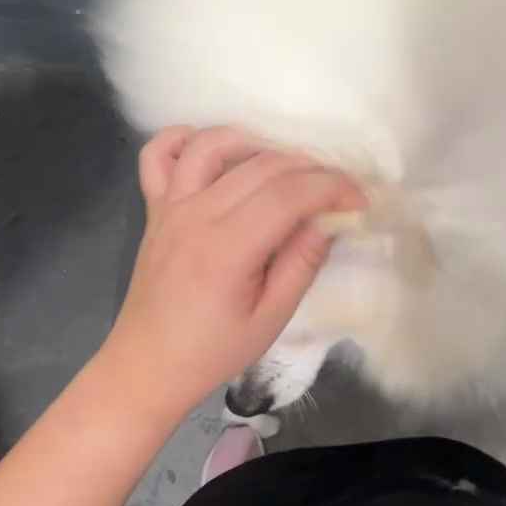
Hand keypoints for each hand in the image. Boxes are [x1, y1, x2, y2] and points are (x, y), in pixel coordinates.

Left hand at [97, 126, 366, 422]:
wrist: (146, 367)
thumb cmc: (212, 350)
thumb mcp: (272, 318)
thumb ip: (303, 261)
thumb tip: (332, 217)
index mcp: (225, 250)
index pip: (289, 194)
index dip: (332, 187)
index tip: (360, 199)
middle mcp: (195, 215)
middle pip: (262, 165)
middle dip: (312, 167)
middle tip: (339, 188)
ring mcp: (169, 206)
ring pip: (214, 144)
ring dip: (258, 142)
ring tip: (288, 166)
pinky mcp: (155, 207)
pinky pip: (159, 153)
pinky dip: (186, 138)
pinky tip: (217, 150)